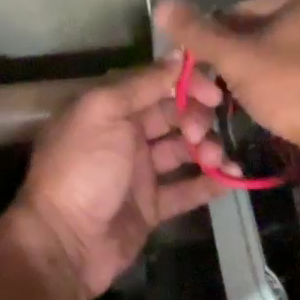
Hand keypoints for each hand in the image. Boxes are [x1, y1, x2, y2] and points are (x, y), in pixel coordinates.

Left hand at [11, 58, 228, 297]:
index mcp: (107, 109)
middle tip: (202, 133)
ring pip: (183, 150)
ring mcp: (138, 172)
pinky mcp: (150, 206)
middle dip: (196, 118)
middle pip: (172, 115)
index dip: (185, 83)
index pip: (154, 84)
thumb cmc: (82, 168)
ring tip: (217, 158)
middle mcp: (123, 136)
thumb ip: (141, 83)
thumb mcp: (103, 112)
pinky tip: (234, 178)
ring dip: (206, 148)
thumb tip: (177, 56)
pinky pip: (186, 188)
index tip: (212, 91)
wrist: (64, 243)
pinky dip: (210, 182)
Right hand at [155, 0, 299, 171]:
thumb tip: (162, 2)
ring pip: (288, 55)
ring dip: (262, 75)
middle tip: (219, 88)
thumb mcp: (237, 59)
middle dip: (240, 58)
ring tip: (243, 101)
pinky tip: (278, 110)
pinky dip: (289, 88)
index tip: (200, 65)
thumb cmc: (294, 90)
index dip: (215, 37)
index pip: (244, 9)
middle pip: (267, 31)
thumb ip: (198, 33)